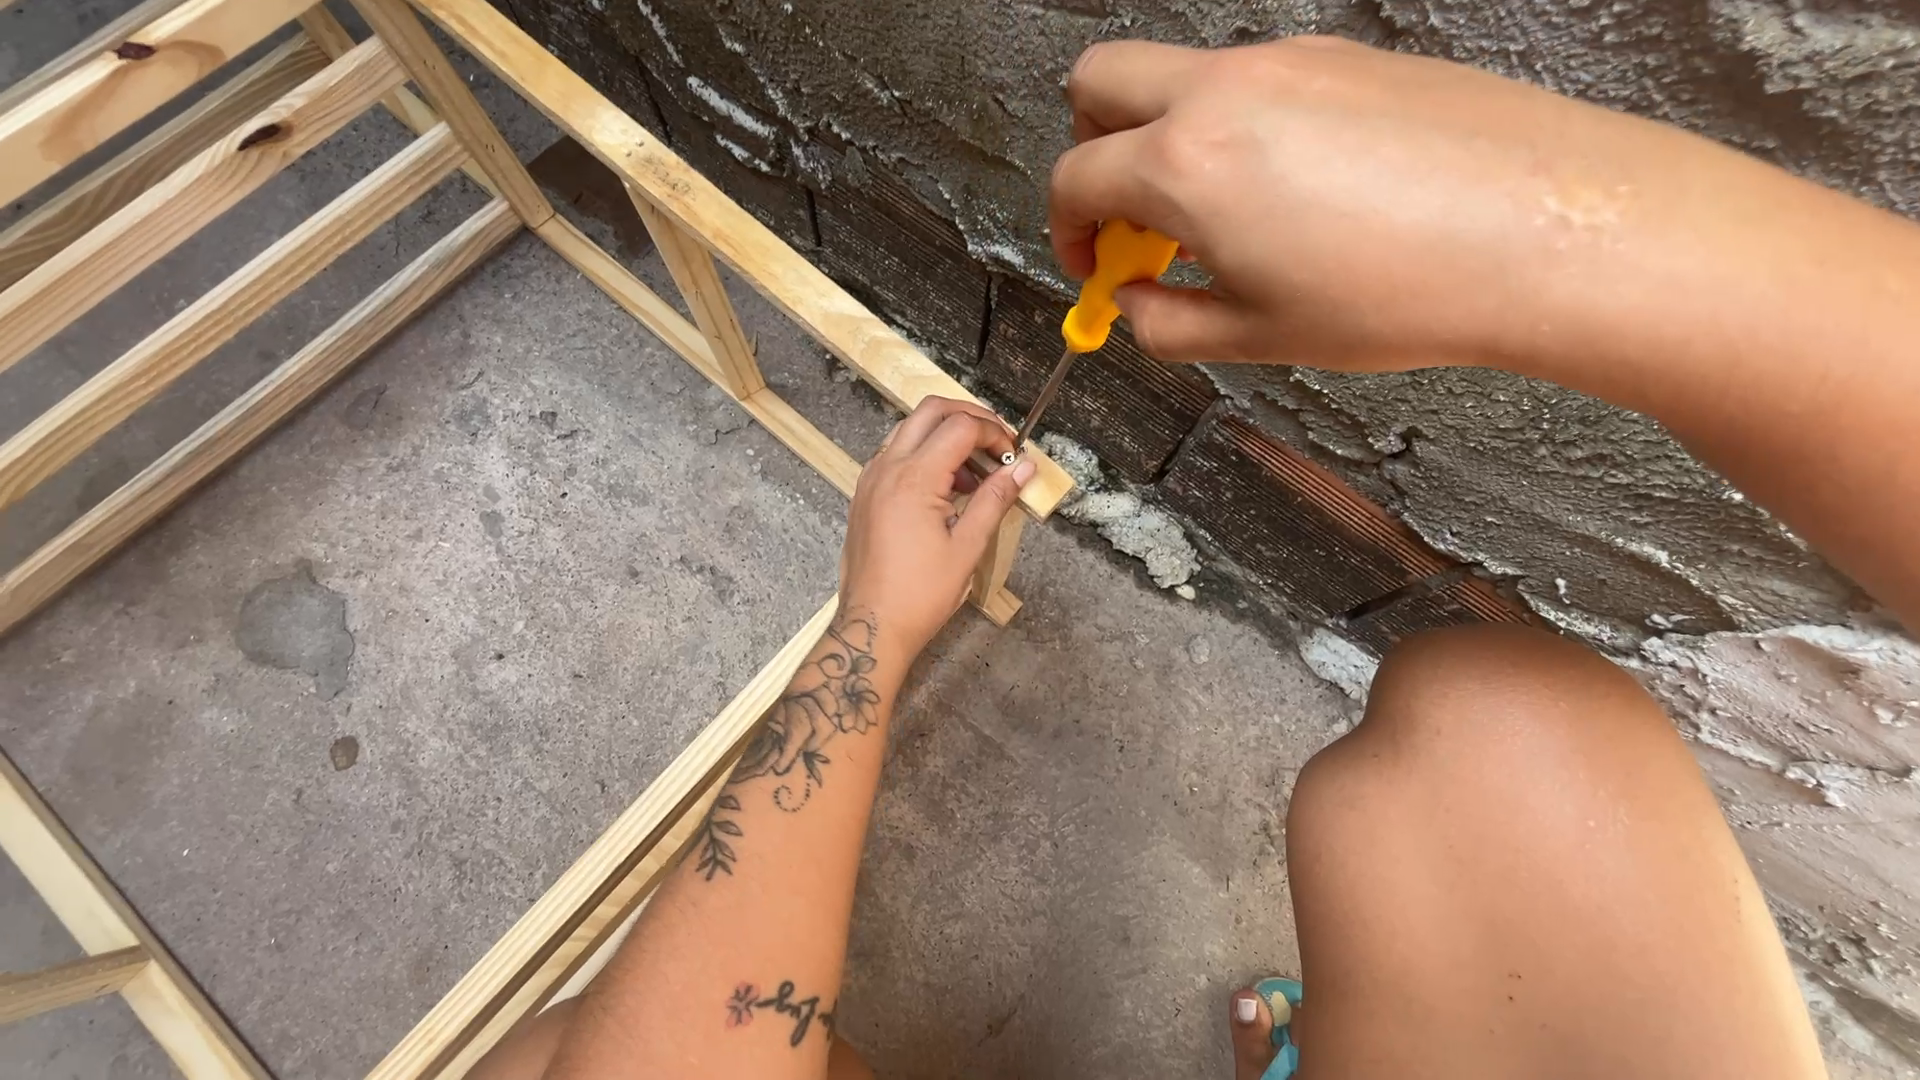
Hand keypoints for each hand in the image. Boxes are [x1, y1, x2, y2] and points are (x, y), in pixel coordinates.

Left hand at [841, 397, 1032, 663]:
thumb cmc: (920, 594)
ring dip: (946, 435)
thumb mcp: (968, 547)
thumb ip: (995, 499)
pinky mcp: (865, 494)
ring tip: (976, 471)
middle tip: (997, 444)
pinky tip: (947, 488)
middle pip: (931, 411)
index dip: (994, 434)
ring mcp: (871, 479)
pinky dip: (925, 454)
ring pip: (910, 428)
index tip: (1013, 457)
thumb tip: (1023, 468)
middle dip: (970, 417)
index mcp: (913, 478)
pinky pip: (896, 454)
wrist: (871, 625)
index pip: (960, 427)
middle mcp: (886, 468)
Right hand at [1049, 37, 1800, 378]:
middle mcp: (1223, 90)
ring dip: (1158, 140)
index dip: (1065, 233)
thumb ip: (1161, 321)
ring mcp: (1285, 61)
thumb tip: (1133, 300)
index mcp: (1185, 162)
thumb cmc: (1395, 293)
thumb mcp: (1248, 336)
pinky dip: (1222, 129)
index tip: (1093, 267)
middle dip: (1087, 149)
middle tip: (1126, 218)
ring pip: (1172, 76)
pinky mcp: (1339, 56)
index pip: (1074, 178)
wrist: (1546, 230)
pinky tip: (1274, 194)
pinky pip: (1243, 80)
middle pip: (1096, 82)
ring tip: (1211, 221)